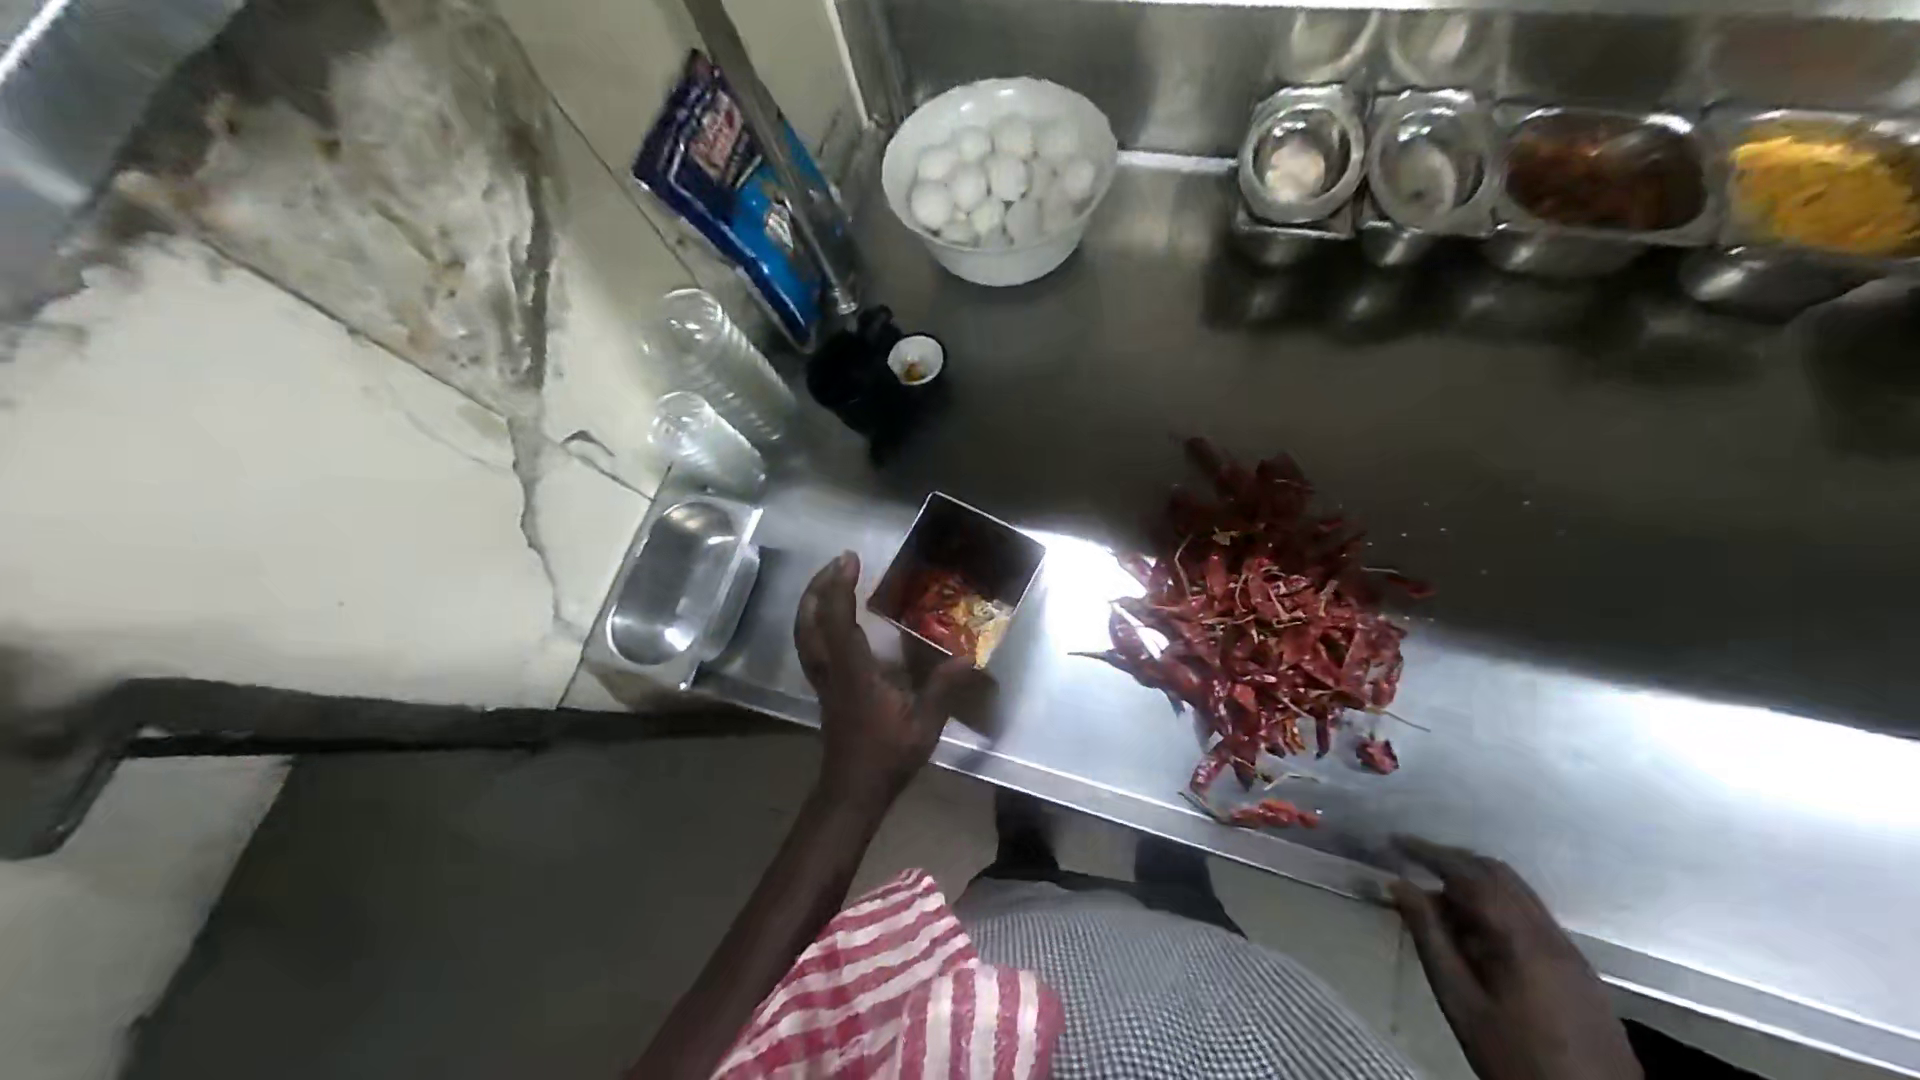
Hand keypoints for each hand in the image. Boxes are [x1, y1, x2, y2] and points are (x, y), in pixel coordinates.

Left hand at [794, 552, 971, 814]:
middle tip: (839, 562)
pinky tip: (831, 619)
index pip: (837, 620)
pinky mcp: (823, 688)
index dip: (839, 586)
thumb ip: (943, 689)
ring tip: (830, 581)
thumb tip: (969, 657)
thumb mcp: (924, 725)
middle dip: (819, 586)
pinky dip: (815, 622)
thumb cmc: (886, 757)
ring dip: (812, 602)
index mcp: (853, 672)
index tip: (850, 559)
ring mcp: (823, 679)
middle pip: (810, 621)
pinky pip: (810, 645)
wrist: (852, 791)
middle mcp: (831, 669)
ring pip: (804, 633)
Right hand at [1391, 838, 1642, 1079]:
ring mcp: (1571, 952)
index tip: (1395, 842)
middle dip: (1453, 860)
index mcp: (1522, 940)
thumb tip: (1399, 885)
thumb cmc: (1515, 1058)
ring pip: (1518, 893)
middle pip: (1499, 875)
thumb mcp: (1459, 1000)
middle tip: (1412, 861)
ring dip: (1475, 881)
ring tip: (1436, 895)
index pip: (1471, 875)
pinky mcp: (1579, 969)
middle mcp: (1551, 935)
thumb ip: (1429, 937)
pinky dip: (1496, 903)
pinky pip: (1531, 915)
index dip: (1430, 853)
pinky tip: (1473, 927)